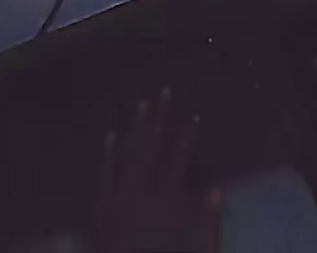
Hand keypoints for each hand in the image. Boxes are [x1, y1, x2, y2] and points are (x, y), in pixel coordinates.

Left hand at [93, 88, 221, 252]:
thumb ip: (208, 227)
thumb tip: (216, 190)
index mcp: (167, 204)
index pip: (178, 159)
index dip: (187, 137)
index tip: (195, 116)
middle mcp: (142, 193)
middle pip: (152, 146)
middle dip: (160, 117)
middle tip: (164, 90)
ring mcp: (119, 198)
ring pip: (128, 152)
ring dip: (135, 126)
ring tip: (141, 101)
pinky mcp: (100, 210)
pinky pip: (105, 173)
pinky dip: (109, 153)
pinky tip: (112, 134)